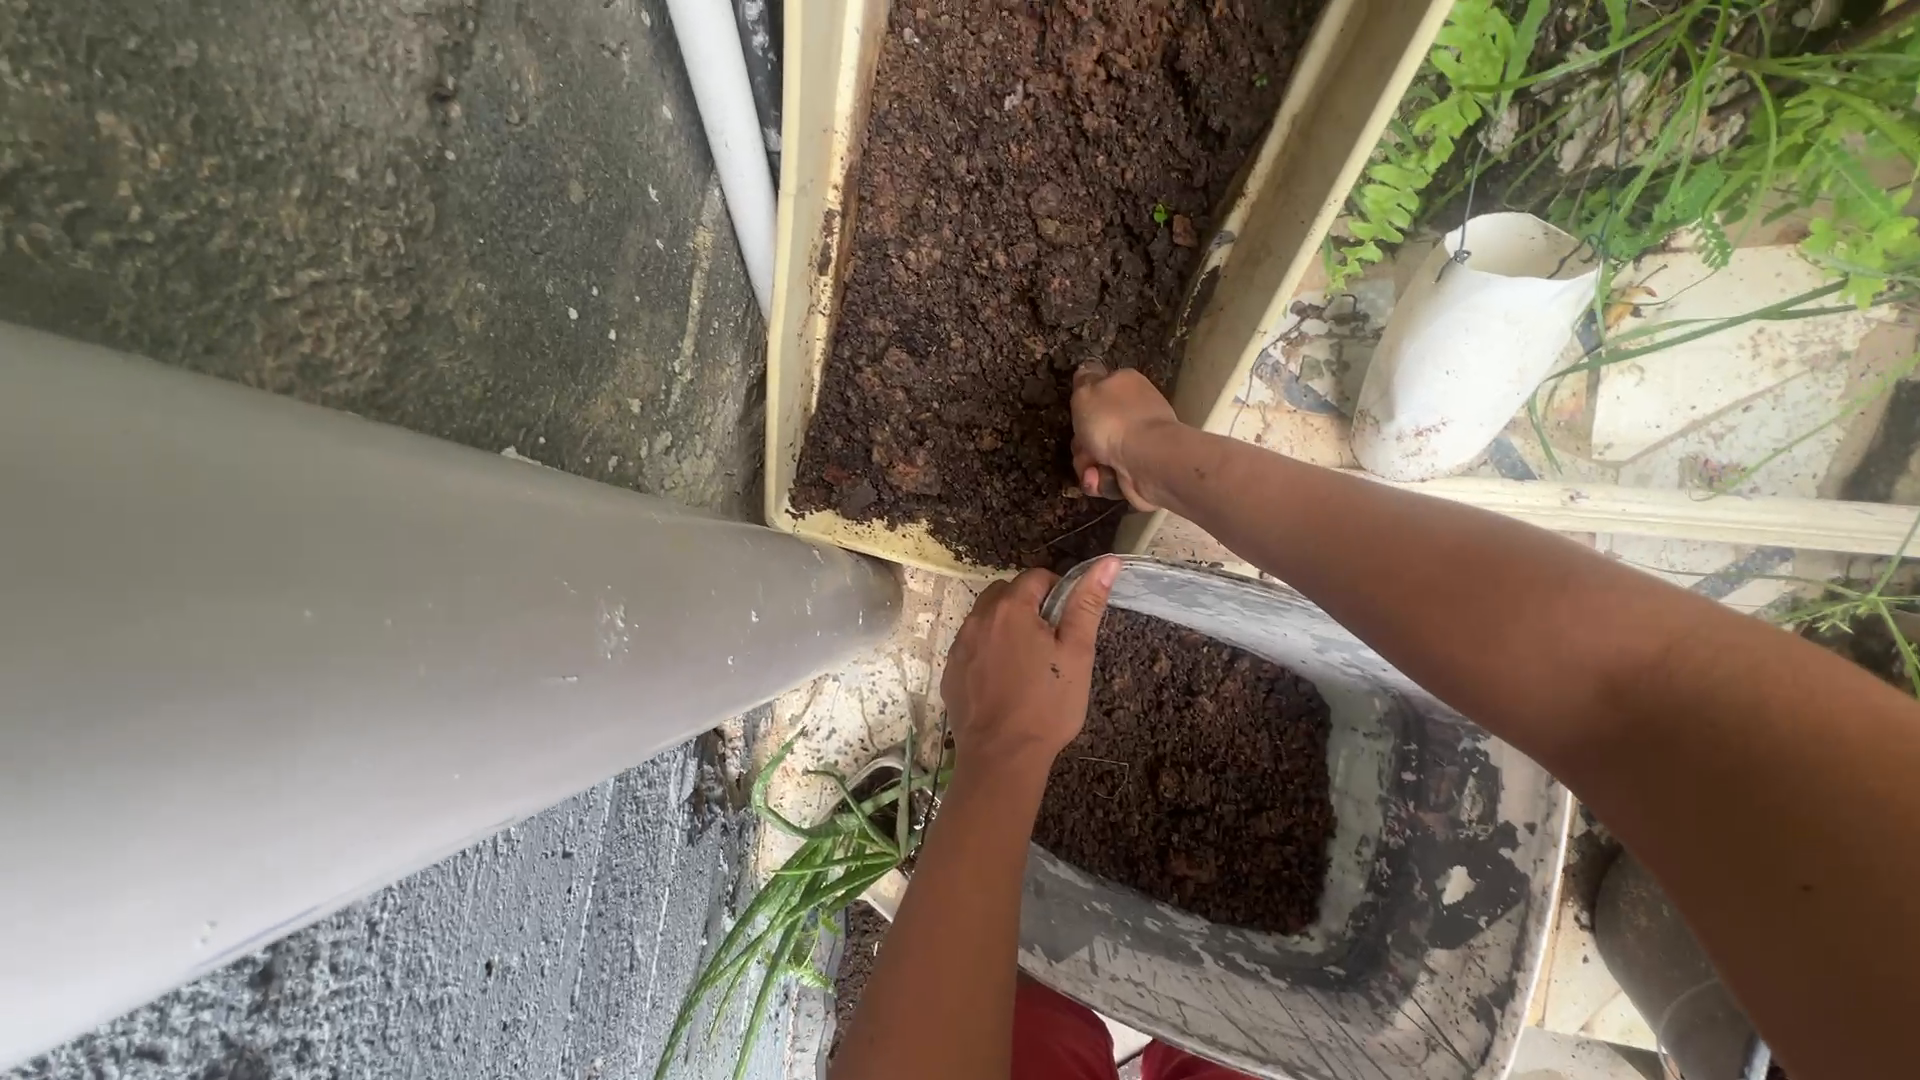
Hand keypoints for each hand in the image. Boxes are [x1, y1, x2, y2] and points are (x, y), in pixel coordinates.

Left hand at [941, 559, 1120, 774]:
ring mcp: (959, 645)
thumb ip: (1088, 603)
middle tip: (1049, 642)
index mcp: (1012, 608)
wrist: (1002, 756)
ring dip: (1005, 627)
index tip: (1067, 623)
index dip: (1057, 592)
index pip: (1036, 577)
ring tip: (1027, 663)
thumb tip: (1108, 562)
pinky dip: (987, 652)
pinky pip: (971, 646)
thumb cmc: (1047, 705)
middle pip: (1005, 593)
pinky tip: (1004, 681)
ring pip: (985, 618)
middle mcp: (979, 619)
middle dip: (1028, 606)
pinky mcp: (950, 671)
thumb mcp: (1077, 653)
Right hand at [1070, 363, 1178, 510]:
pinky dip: (1101, 479)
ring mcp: (1138, 442)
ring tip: (1094, 468)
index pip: (1096, 393)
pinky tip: (1101, 478)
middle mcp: (1133, 412)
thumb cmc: (1113, 421)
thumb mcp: (1086, 391)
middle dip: (1082, 444)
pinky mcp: (1138, 469)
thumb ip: (1082, 380)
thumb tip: (1086, 370)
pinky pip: (1108, 475)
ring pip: (1096, 455)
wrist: (1147, 460)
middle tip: (1086, 446)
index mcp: (1124, 385)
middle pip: (1092, 429)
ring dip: (1087, 465)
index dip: (1082, 408)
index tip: (1078, 417)